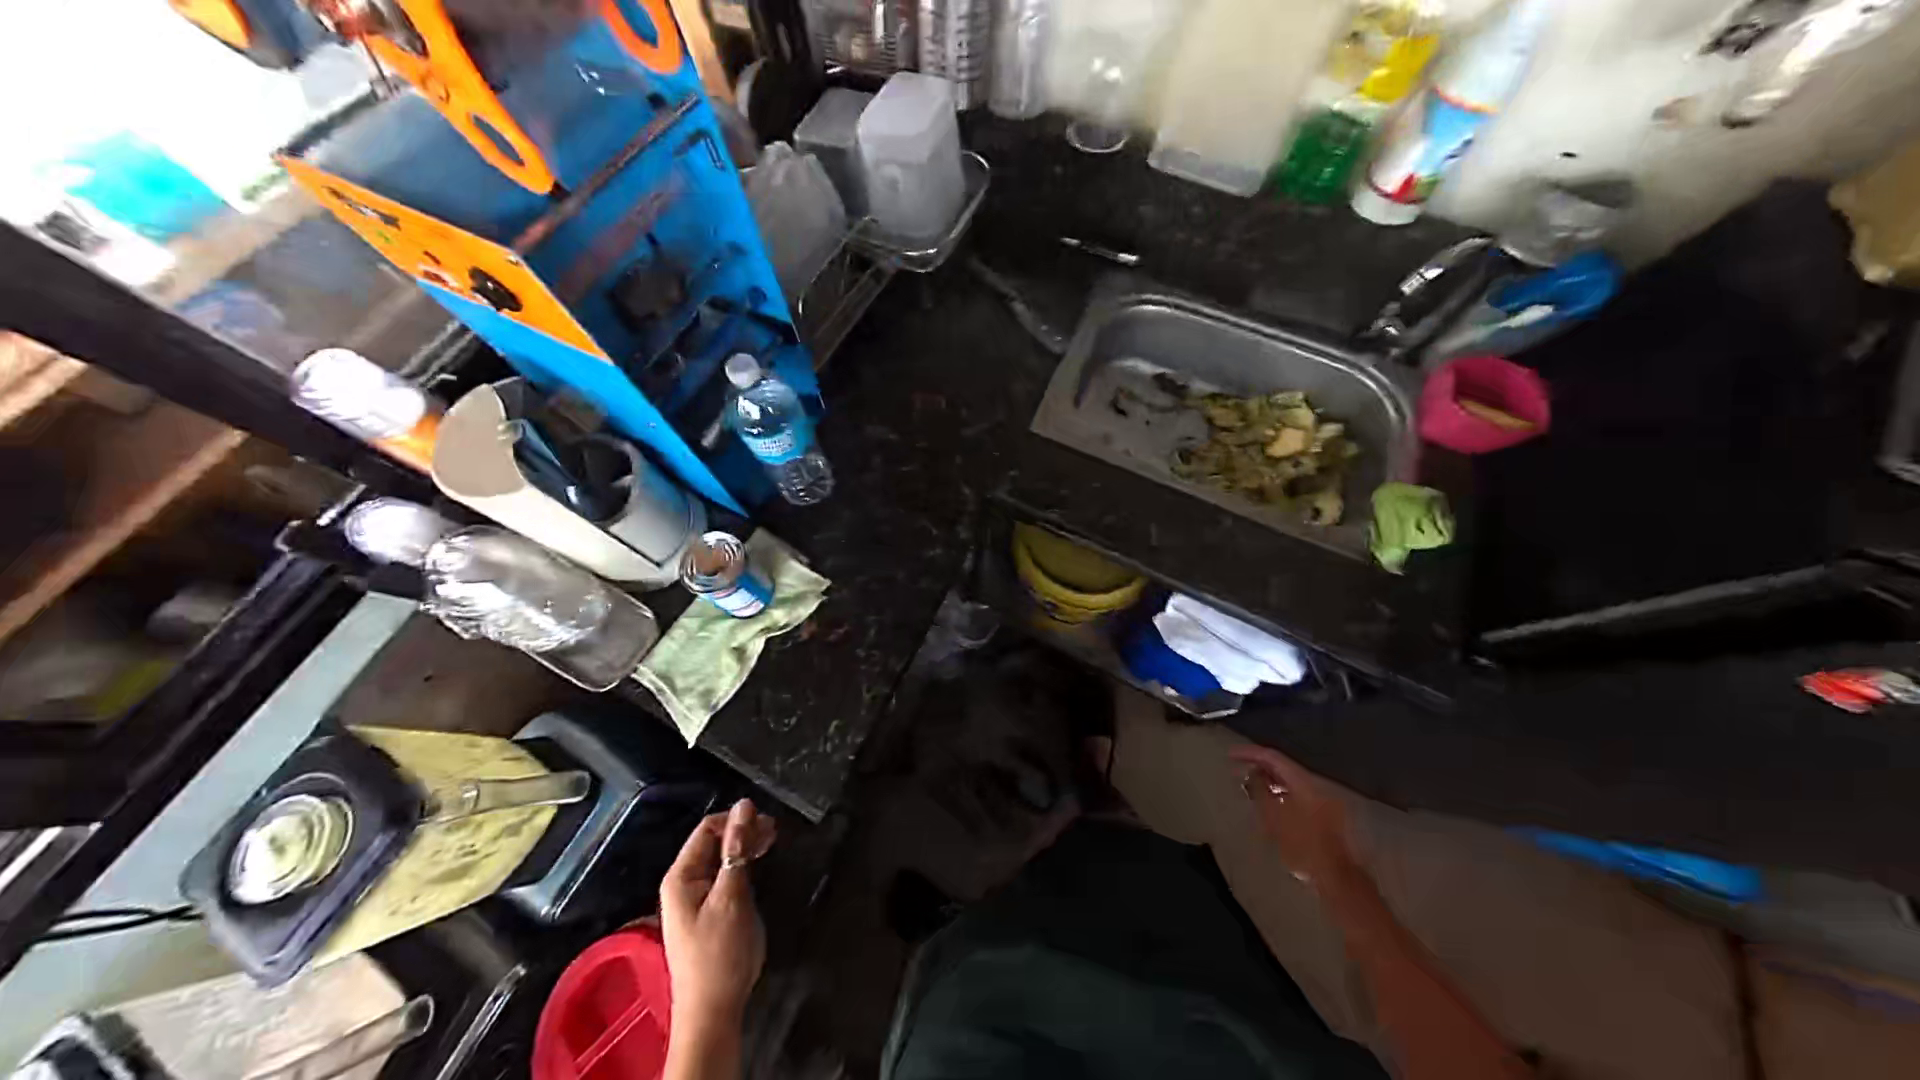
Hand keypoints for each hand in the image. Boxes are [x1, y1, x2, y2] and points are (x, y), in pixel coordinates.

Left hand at [660, 798, 776, 1032]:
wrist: (713, 1011)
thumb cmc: (720, 952)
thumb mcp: (731, 896)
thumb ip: (737, 850)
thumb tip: (745, 806)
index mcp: (681, 876)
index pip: (707, 829)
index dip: (736, 819)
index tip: (767, 821)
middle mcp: (685, 882)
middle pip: (714, 842)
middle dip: (743, 831)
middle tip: (774, 831)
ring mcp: (696, 898)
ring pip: (722, 858)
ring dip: (746, 846)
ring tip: (772, 841)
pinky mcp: (710, 911)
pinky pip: (726, 875)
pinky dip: (744, 864)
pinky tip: (760, 862)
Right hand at [1229, 744, 1357, 888]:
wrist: (1337, 878)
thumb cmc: (1301, 845)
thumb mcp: (1272, 817)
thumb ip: (1260, 790)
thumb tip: (1253, 773)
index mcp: (1305, 782)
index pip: (1273, 758)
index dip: (1250, 753)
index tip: (1231, 755)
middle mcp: (1318, 786)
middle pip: (1285, 768)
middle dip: (1261, 766)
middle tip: (1239, 768)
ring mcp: (1326, 800)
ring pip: (1293, 782)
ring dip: (1272, 781)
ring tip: (1251, 785)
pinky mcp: (1328, 815)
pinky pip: (1300, 794)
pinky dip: (1284, 793)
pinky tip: (1272, 802)